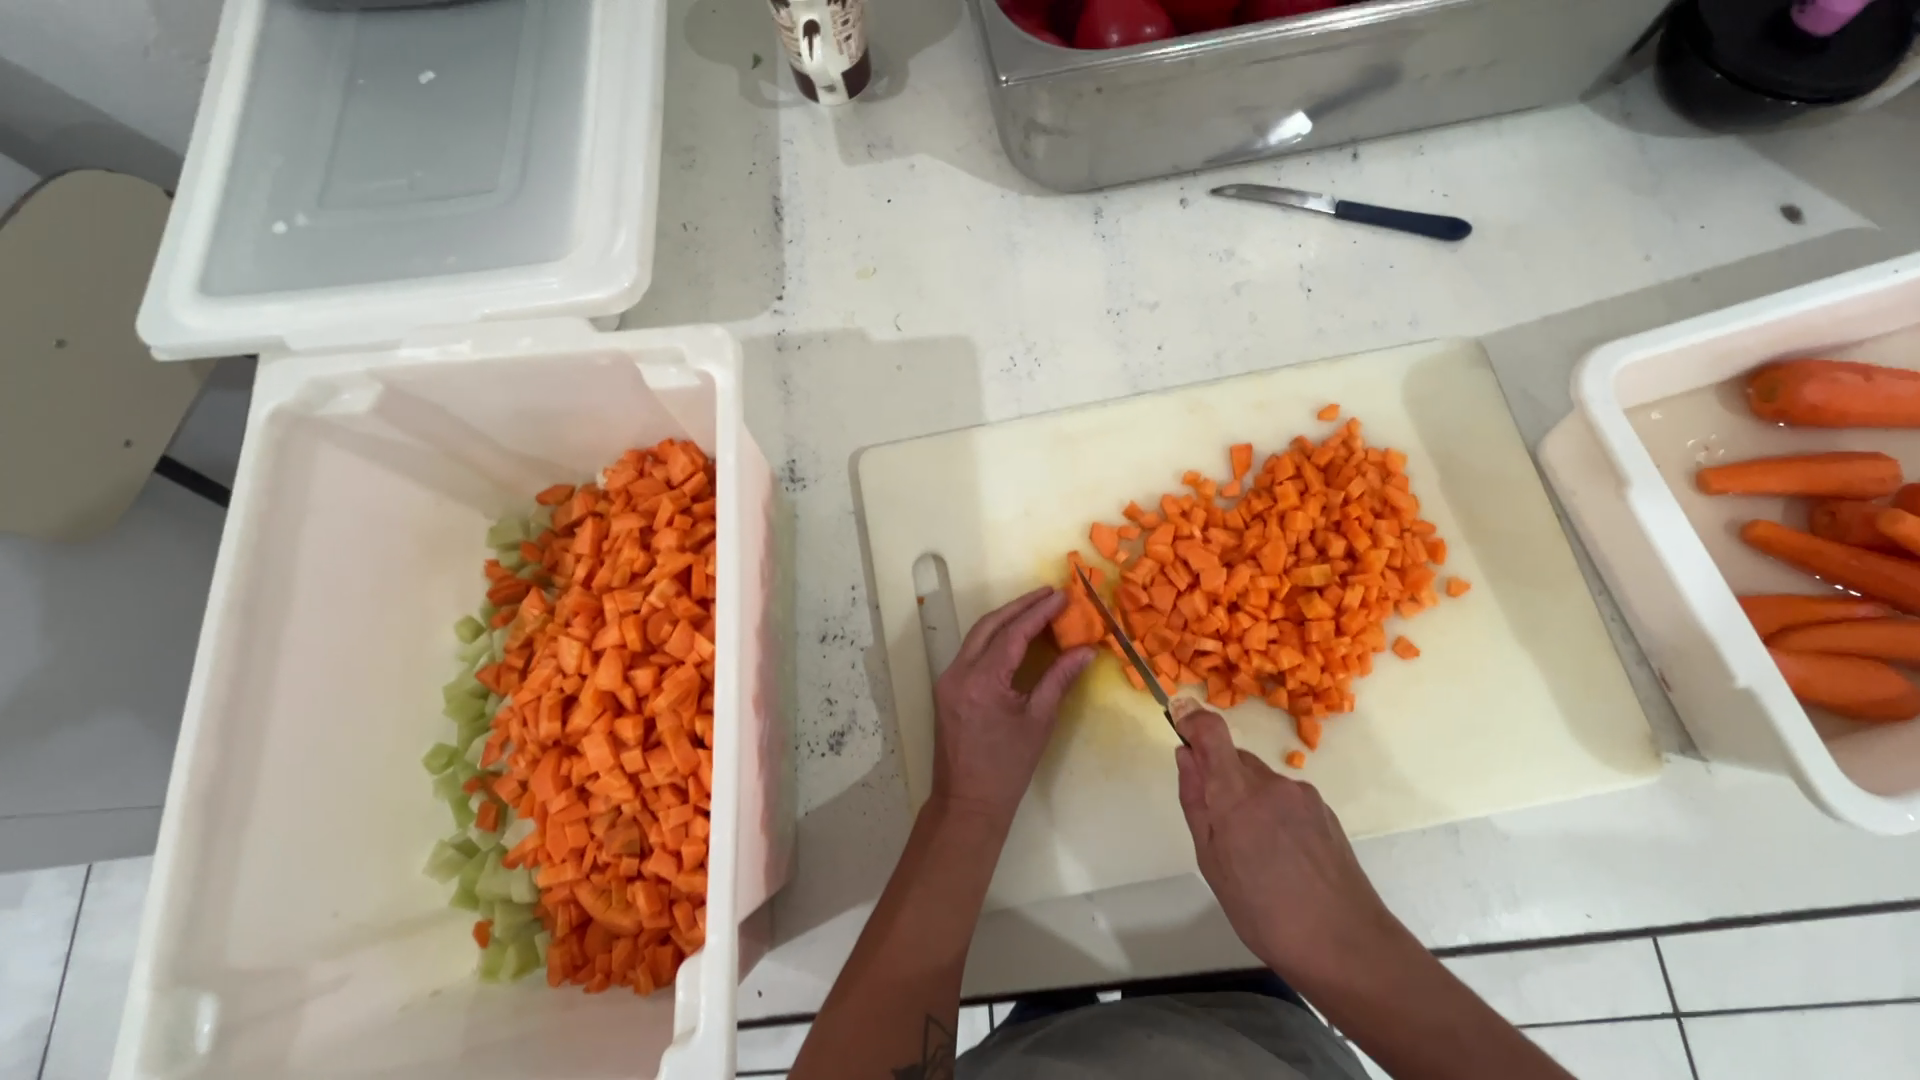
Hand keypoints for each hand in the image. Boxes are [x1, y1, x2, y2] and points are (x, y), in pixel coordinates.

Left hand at [930, 587, 1094, 828]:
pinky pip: (971, 652)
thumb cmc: (1007, 768)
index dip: (1039, 612)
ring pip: (977, 636)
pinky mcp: (947, 688)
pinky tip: (1015, 635)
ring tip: (1036, 607)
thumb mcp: (1039, 722)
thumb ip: (1059, 679)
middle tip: (1050, 594)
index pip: (1013, 633)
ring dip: (1006, 619)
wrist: (967, 802)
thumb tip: (1085, 650)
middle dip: (1020, 606)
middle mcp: (958, 672)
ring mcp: (948, 679)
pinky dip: (994, 637)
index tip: (1063, 595)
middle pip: (990, 626)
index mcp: (982, 681)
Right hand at [1174, 702, 1402, 981]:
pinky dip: (1273, 815)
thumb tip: (1185, 755)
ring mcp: (1303, 796)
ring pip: (1260, 782)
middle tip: (1218, 829)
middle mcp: (1272, 784)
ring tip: (1254, 855)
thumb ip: (1196, 802)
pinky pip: (1285, 799)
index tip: (1180, 721)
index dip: (1193, 719)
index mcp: (1237, 795)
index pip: (1212, 732)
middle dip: (1219, 780)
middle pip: (1235, 760)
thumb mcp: (1211, 861)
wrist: (1345, 946)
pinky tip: (1281, 858)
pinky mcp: (1325, 812)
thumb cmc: (1263, 912)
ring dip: (1248, 801)